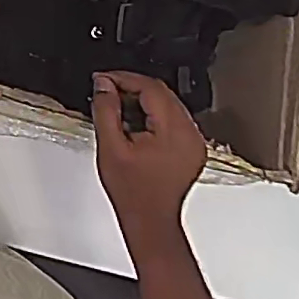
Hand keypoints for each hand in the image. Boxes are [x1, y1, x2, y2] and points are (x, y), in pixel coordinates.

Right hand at [90, 70, 206, 234]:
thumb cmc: (132, 192)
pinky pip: (174, 119)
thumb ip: (106, 110)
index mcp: (173, 131)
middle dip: (132, 87)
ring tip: (118, 108)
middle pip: (162, 92)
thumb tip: (104, 85)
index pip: (151, 87)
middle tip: (107, 89)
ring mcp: (194, 141)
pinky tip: (136, 124)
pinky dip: (155, 115)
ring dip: (143, 100)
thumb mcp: (110, 147)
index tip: (104, 78)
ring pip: (169, 104)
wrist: (150, 220)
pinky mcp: (193, 148)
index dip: (124, 78)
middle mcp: (190, 133)